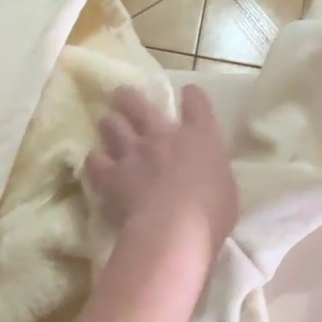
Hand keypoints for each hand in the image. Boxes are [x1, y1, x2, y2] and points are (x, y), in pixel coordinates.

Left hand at [85, 86, 238, 252]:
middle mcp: (163, 135)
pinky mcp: (112, 174)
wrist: (175, 228)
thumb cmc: (212, 212)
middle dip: (129, 98)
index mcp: (199, 137)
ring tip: (106, 126)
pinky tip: (97, 165)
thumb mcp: (226, 188)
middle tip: (122, 95)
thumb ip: (213, 173)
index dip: (192, 95)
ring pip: (112, 125)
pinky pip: (95, 160)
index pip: (197, 103)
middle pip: (140, 105)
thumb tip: (206, 174)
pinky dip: (96, 161)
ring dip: (110, 125)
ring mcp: (134, 151)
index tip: (189, 93)